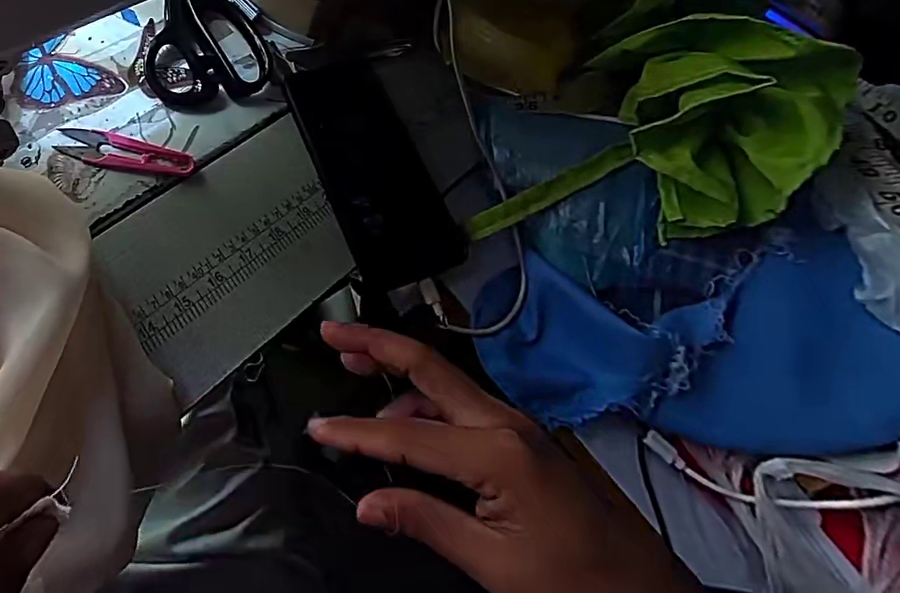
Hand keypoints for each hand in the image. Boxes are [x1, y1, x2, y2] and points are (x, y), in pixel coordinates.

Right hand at [308, 322, 691, 592]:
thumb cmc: (579, 582)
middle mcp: (503, 421)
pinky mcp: (518, 434)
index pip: (405, 434)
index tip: (320, 430)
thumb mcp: (496, 565)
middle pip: (426, 364)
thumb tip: (368, 505)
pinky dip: (422, 400)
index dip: (354, 432)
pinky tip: (405, 421)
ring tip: (356, 368)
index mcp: (496, 451)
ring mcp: (513, 422)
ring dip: (395, 368)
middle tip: (333, 332)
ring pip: (441, 378)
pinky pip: (459, 402)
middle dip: (375, 343)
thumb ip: (426, 522)